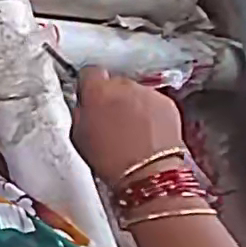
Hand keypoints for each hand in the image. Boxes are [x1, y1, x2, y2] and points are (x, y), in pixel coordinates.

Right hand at [71, 67, 186, 183]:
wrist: (148, 174)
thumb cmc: (111, 161)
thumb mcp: (79, 136)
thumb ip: (80, 112)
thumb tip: (83, 106)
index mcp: (97, 91)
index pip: (89, 73)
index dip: (89, 85)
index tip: (90, 96)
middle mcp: (123, 85)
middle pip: (114, 82)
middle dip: (112, 98)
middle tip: (111, 121)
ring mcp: (147, 93)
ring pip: (135, 92)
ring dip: (132, 105)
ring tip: (131, 131)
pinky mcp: (166, 102)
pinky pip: (154, 102)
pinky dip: (151, 113)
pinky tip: (146, 133)